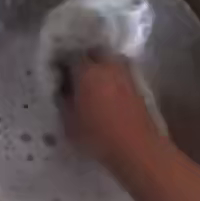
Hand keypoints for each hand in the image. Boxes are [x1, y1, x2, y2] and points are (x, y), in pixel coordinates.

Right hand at [65, 53, 164, 169]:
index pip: (71, 57)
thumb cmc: (98, 136)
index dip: (64, 64)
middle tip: (78, 74)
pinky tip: (111, 91)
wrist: (137, 148)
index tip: (60, 74)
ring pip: (112, 60)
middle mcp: (108, 67)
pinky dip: (115, 76)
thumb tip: (63, 90)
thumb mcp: (70, 123)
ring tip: (96, 81)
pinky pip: (123, 72)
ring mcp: (126, 74)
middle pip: (95, 52)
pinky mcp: (139, 85)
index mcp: (87, 72)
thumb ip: (64, 102)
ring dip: (103, 66)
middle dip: (86, 59)